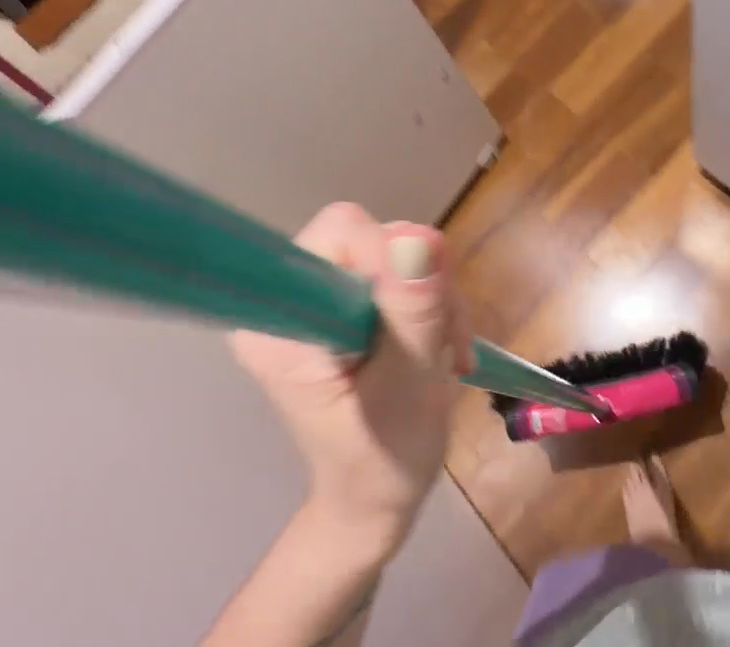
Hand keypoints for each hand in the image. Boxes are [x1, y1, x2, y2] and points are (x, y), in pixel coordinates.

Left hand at [229, 203, 472, 549]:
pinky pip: (400, 268)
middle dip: (422, 282)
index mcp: (281, 320)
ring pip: (395, 250)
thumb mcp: (407, 389)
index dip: (388, 258)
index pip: (337, 236)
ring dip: (435, 296)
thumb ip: (412, 313)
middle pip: (370, 237)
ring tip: (448, 352)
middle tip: (447, 338)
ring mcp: (319, 295)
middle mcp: (291, 295)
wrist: (378, 493)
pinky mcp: (346, 299)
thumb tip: (421, 237)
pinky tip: (443, 342)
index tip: (423, 313)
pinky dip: (432, 299)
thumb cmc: (384, 458)